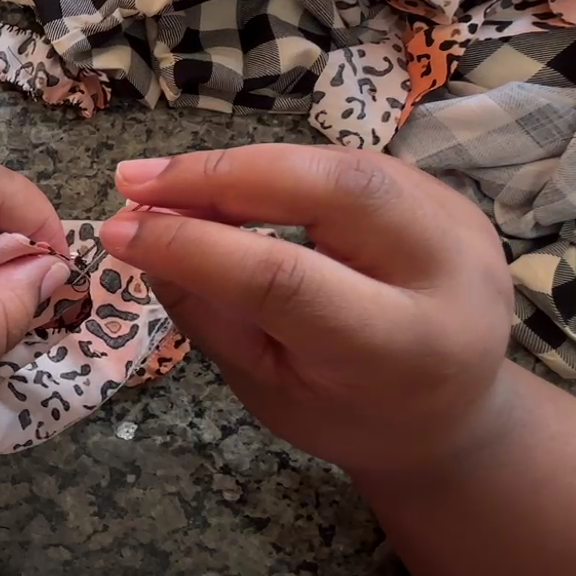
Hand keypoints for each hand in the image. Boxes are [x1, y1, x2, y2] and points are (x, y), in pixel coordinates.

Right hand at [97, 144, 514, 477]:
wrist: (448, 413)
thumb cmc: (342, 413)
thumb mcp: (262, 384)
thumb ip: (205, 312)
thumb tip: (140, 239)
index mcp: (398, 347)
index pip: (282, 278)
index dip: (190, 245)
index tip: (117, 231)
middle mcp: (447, 273)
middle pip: (329, 189)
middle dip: (217, 177)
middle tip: (134, 182)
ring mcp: (457, 222)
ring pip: (335, 162)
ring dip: (234, 165)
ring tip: (160, 180)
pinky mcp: (444, 196)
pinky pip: (340, 163)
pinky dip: (266, 168)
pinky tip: (217, 183)